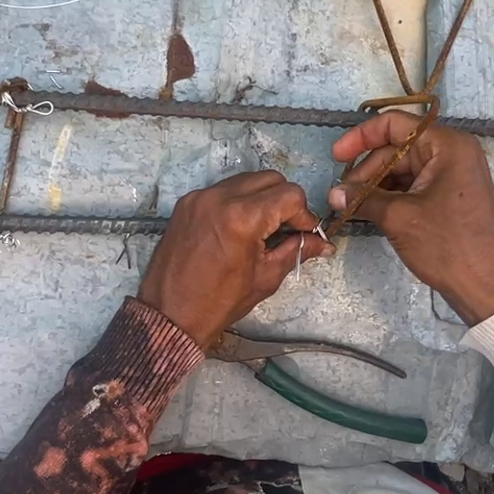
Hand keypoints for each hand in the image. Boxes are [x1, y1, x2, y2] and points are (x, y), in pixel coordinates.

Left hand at [139, 171, 333, 346]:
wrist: (169, 314)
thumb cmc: (218, 302)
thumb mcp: (266, 277)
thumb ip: (297, 251)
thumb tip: (323, 243)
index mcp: (242, 218)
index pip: (290, 195)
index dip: (304, 215)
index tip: (304, 234)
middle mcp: (220, 197)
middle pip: (271, 179)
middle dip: (285, 201)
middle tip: (287, 229)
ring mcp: (200, 197)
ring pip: (246, 180)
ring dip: (262, 198)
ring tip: (263, 229)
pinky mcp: (187, 202)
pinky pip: (223, 189)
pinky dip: (238, 201)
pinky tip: (239, 227)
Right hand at [329, 114, 493, 324]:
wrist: (487, 286)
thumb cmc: (447, 245)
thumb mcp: (399, 218)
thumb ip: (363, 199)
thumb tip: (333, 193)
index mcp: (446, 146)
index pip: (394, 125)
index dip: (360, 138)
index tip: (336, 157)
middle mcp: (452, 153)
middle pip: (396, 149)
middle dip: (366, 171)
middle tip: (340, 196)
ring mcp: (453, 175)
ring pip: (402, 170)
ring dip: (375, 186)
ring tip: (351, 207)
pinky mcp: (450, 196)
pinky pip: (413, 186)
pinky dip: (391, 197)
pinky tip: (370, 212)